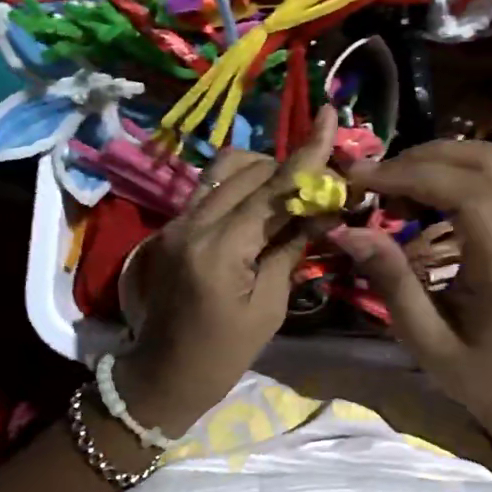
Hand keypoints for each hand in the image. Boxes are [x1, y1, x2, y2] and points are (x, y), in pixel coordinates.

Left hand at [117, 107, 339, 426]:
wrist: (161, 374)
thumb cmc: (223, 353)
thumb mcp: (269, 306)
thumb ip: (291, 248)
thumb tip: (325, 209)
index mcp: (219, 249)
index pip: (272, 189)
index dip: (307, 154)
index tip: (331, 116)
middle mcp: (193, 223)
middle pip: (248, 170)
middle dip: (289, 168)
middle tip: (323, 182)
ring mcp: (177, 221)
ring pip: (224, 169)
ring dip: (263, 171)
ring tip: (290, 193)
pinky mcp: (172, 225)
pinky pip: (211, 188)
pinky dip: (241, 186)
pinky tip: (262, 205)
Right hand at [335, 140, 491, 414]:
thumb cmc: (470, 369)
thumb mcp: (423, 338)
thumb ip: (392, 282)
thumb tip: (349, 230)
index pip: (469, 192)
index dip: (413, 174)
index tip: (363, 179)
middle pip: (481, 162)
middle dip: (420, 159)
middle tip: (372, 180)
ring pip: (486, 161)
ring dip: (434, 160)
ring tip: (390, 185)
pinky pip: (488, 176)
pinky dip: (447, 172)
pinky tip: (415, 195)